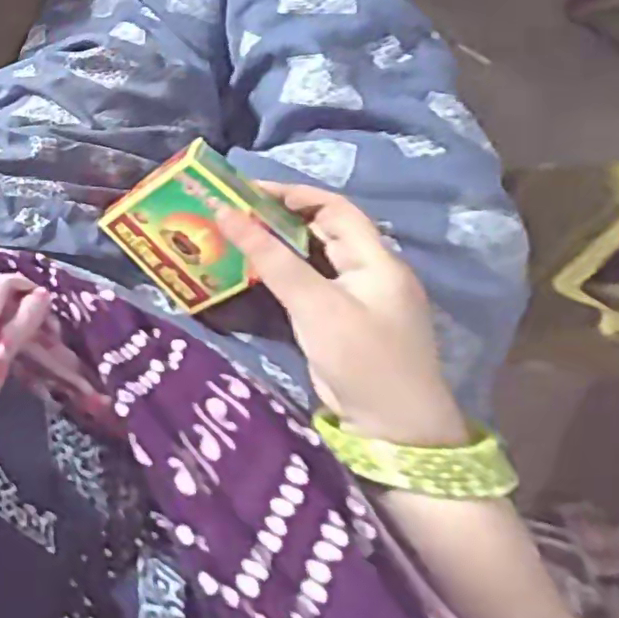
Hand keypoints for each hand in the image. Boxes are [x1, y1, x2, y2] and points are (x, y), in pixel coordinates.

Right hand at [214, 182, 468, 446]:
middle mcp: (368, 271)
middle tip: (229, 211)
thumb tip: (224, 211)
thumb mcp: (313, 303)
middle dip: (276, 215)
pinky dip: (277, 268)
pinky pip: (305, 279)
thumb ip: (269, 257)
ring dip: (273, 242)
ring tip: (231, 234)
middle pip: (321, 227)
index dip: (291, 193)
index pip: (334, 208)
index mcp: (376, 261)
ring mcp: (354, 296)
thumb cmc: (362, 357)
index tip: (244, 190)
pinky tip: (248, 269)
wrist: (394, 428)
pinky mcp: (337, 317)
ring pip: (310, 253)